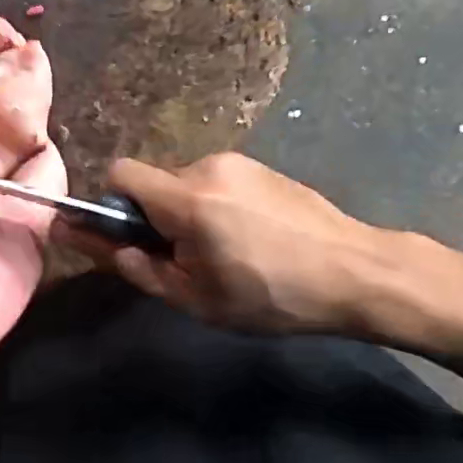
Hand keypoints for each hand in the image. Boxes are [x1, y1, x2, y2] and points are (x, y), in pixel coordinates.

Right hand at [61, 153, 389, 334]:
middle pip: (152, 182)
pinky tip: (248, 238)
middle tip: (184, 256)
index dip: (112, 203)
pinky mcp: (263, 168)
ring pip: (183, 184)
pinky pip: (215, 182)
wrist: (364, 275)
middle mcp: (207, 168)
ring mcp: (239, 164)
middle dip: (154, 215)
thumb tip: (99, 246)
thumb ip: (137, 269)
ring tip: (223, 251)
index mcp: (186, 199)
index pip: (119, 173)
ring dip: (185, 212)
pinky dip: (214, 206)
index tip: (131, 236)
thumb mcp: (195, 298)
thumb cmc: (273, 295)